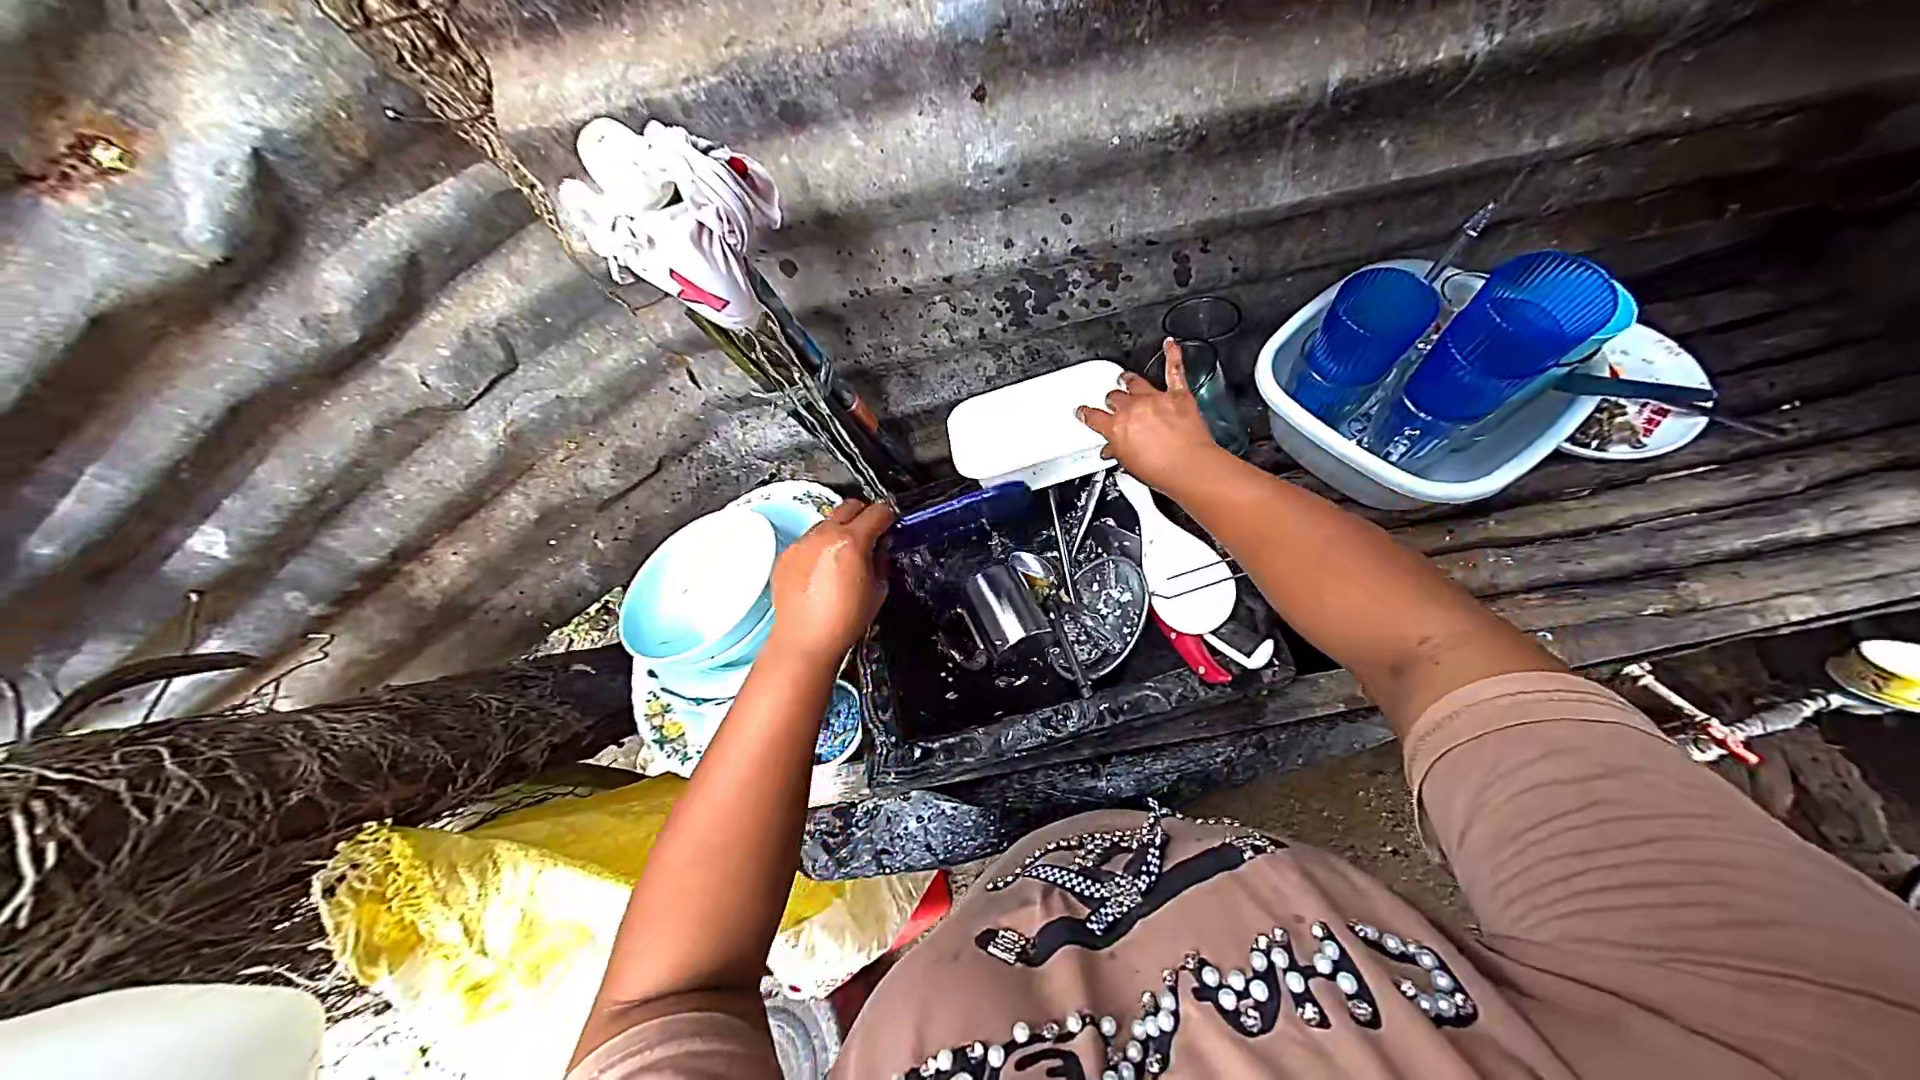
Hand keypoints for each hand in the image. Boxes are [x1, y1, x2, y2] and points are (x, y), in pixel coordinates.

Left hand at [766, 498, 894, 664]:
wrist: (805, 640)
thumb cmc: (842, 622)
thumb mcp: (878, 590)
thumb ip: (881, 559)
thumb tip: (879, 547)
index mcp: (852, 541)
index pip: (878, 511)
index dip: (889, 517)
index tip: (890, 523)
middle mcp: (824, 535)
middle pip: (850, 506)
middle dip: (864, 515)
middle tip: (870, 532)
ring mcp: (802, 543)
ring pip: (827, 521)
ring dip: (839, 530)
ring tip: (844, 555)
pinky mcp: (787, 555)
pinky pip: (808, 540)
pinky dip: (819, 546)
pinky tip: (823, 569)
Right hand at [1077, 339, 1225, 491]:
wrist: (1189, 467)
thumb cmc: (1160, 470)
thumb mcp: (1129, 464)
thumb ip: (1117, 451)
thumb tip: (1113, 450)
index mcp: (1115, 427)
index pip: (1093, 417)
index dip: (1086, 413)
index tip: (1083, 411)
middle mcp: (1132, 408)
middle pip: (1114, 397)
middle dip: (1112, 400)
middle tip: (1112, 403)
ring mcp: (1154, 399)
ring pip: (1135, 382)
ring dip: (1129, 381)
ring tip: (1125, 379)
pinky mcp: (1177, 394)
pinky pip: (1173, 370)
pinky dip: (1172, 355)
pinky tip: (1169, 344)